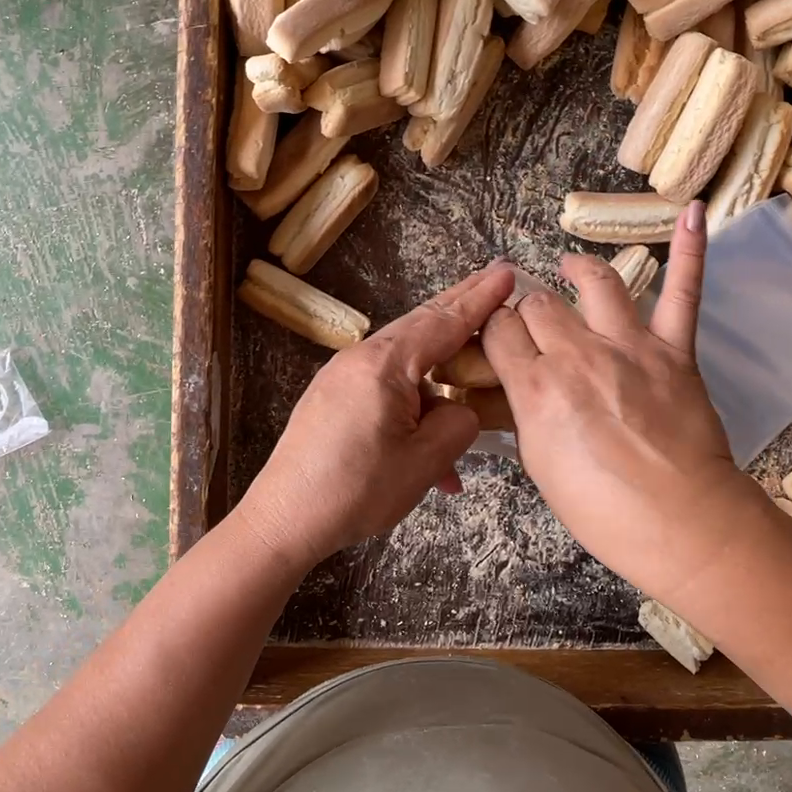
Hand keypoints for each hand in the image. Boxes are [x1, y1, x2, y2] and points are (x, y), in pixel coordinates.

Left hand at [235, 264, 516, 569]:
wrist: (285, 518)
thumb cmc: (355, 490)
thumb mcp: (424, 461)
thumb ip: (457, 424)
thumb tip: (460, 410)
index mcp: (384, 364)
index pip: (444, 322)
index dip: (480, 300)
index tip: (507, 273)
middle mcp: (360, 359)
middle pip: (421, 325)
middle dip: (461, 305)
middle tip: (495, 281)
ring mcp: (342, 377)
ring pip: (405, 360)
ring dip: (441, 367)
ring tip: (474, 364)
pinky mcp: (333, 398)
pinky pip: (385, 386)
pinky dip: (415, 401)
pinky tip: (431, 445)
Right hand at [482, 201, 764, 601]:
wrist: (682, 524)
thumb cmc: (603, 510)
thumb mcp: (540, 465)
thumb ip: (524, 413)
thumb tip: (515, 387)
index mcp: (537, 388)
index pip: (499, 331)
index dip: (494, 329)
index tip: (497, 337)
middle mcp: (578, 355)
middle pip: (539, 304)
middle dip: (528, 309)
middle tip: (532, 323)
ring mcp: (630, 347)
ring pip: (595, 282)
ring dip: (577, 269)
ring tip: (570, 268)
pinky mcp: (675, 351)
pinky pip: (682, 292)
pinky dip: (689, 250)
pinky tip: (691, 211)